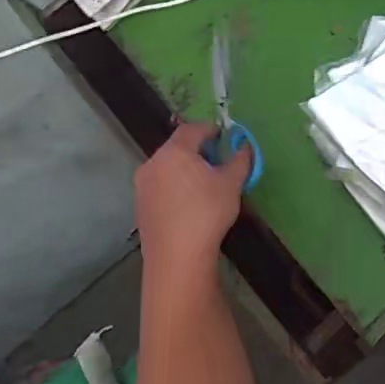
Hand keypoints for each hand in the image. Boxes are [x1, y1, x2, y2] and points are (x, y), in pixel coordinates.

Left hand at [135, 121, 250, 270]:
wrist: (177, 254)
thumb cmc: (207, 211)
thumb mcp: (232, 184)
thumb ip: (240, 161)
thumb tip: (244, 147)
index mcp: (175, 152)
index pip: (192, 129)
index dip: (210, 129)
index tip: (225, 138)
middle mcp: (153, 162)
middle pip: (176, 147)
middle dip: (198, 150)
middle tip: (218, 162)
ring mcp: (142, 184)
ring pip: (167, 167)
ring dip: (185, 169)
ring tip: (205, 185)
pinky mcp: (140, 204)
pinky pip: (160, 185)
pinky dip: (175, 185)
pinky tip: (189, 203)